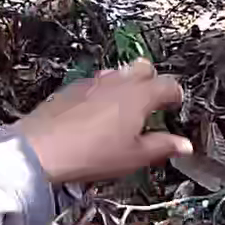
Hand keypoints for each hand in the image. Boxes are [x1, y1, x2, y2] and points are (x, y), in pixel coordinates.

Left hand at [14, 59, 191, 184]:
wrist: (41, 149)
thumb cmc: (90, 153)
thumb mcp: (134, 157)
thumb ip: (162, 146)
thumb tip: (183, 145)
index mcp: (140, 95)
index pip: (169, 84)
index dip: (176, 95)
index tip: (175, 106)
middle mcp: (118, 82)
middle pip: (144, 68)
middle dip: (152, 81)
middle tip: (152, 104)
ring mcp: (93, 82)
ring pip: (118, 73)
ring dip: (126, 85)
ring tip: (125, 111)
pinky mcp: (71, 88)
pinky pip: (95, 83)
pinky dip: (103, 92)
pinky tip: (97, 114)